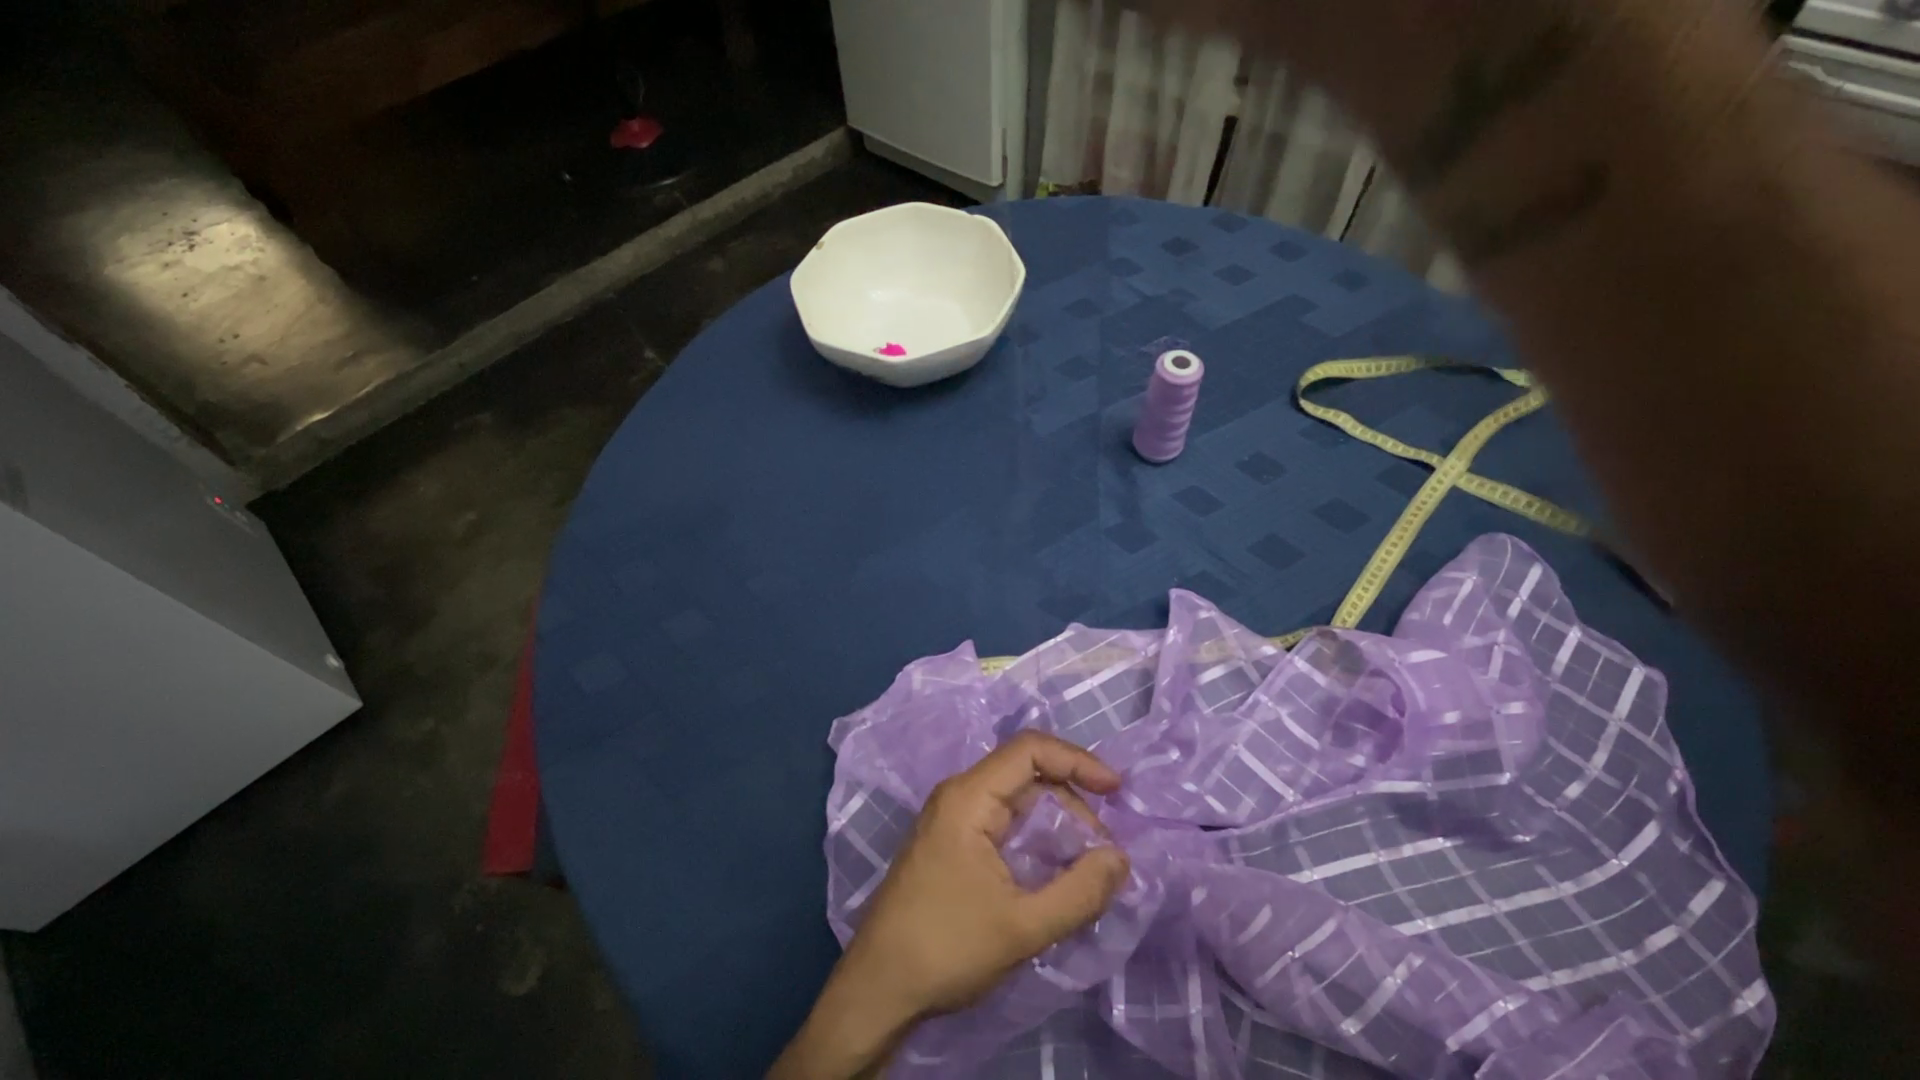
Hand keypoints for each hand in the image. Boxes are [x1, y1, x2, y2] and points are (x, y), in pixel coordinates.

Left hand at [769, 732, 1129, 1078]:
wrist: (878, 990)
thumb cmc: (946, 949)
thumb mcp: (1023, 927)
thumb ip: (1079, 892)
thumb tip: (1120, 859)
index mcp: (968, 798)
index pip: (1030, 750)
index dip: (1078, 761)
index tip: (1117, 792)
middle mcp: (958, 798)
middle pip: (1028, 776)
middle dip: (1073, 805)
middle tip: (1103, 854)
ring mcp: (951, 822)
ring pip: (1018, 804)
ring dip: (1057, 827)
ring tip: (1086, 869)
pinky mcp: (950, 847)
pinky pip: (1003, 826)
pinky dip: (1036, 842)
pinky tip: (1055, 876)